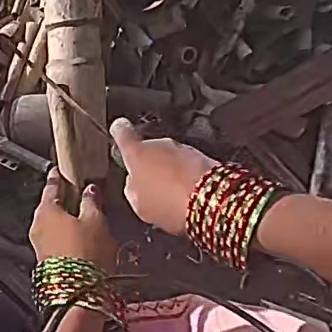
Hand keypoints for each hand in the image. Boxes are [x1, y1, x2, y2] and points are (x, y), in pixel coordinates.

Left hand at [29, 171, 117, 271]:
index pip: (51, 185)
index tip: (60, 170)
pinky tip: (79, 235)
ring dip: (65, 217)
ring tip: (83, 213)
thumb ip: (92, 202)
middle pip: (50, 205)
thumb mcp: (96, 221)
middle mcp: (37, 225)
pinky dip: (65, 233)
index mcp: (46, 210)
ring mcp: (39, 243)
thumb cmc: (86, 255)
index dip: (58, 176)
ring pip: (52, 223)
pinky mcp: (46, 259)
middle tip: (76, 190)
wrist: (78, 293)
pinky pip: (55, 238)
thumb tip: (90, 191)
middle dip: (63, 198)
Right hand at [110, 118, 220, 235]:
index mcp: (137, 154)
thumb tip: (134, 183)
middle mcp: (159, 145)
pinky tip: (189, 196)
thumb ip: (131, 188)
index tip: (118, 127)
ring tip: (172, 197)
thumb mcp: (138, 204)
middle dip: (150, 166)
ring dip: (170, 172)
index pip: (123, 134)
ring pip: (170, 158)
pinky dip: (188, 177)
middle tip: (152, 188)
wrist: (212, 202)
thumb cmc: (170, 203)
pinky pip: (189, 166)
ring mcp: (183, 149)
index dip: (119, 130)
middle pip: (149, 151)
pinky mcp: (205, 157)